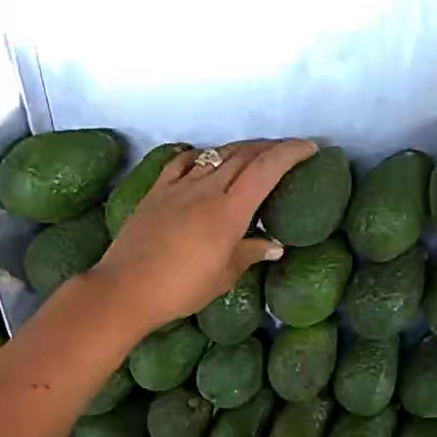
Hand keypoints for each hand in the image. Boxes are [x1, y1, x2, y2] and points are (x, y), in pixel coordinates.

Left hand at [88, 139, 316, 331]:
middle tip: (288, 152)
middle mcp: (206, 189)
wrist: (126, 289)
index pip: (266, 169)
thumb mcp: (223, 276)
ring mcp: (179, 186)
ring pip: (216, 154)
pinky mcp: (157, 190)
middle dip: (271, 148)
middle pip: (244, 155)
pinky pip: (183, 161)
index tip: (310, 148)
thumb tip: (275, 245)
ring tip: (254, 154)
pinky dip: (202, 155)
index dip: (291, 153)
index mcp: (228, 211)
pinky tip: (206, 158)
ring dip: (240, 149)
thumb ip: (250, 253)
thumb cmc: (181, 289)